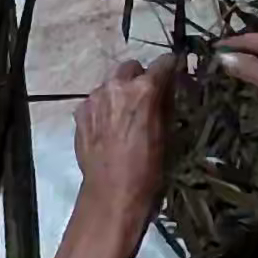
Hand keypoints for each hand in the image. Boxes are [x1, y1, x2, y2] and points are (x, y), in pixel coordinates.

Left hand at [73, 55, 175, 216]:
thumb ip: (166, 102)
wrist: (111, 194)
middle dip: (141, 77)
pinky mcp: (81, 111)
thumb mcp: (167, 133)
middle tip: (147, 97)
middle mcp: (116, 85)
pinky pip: (97, 100)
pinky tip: (109, 127)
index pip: (163, 63)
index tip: (176, 70)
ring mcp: (95, 97)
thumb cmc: (148, 168)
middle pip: (132, 67)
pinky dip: (105, 106)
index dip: (172, 66)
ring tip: (125, 115)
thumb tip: (169, 84)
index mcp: (143, 90)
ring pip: (112, 82)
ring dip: (121, 91)